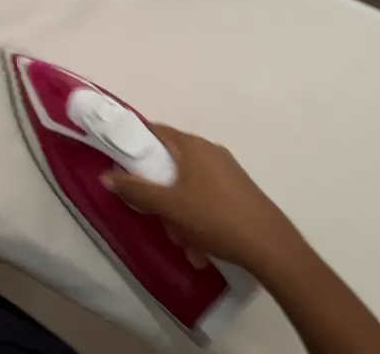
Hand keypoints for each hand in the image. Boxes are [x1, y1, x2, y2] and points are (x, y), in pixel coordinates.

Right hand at [101, 124, 303, 275]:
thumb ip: (135, 189)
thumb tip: (105, 175)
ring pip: (188, 184)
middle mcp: (210, 151)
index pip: (153, 130)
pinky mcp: (240, 192)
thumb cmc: (215, 218)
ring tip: (184, 243)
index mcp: (192, 146)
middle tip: (156, 215)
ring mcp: (228, 172)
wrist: (274, 250)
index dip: (133, 143)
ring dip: (178, 212)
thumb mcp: (168, 205)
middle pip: (170, 162)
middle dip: (158, 191)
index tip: (121, 163)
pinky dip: (198, 217)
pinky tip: (201, 247)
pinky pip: (206, 197)